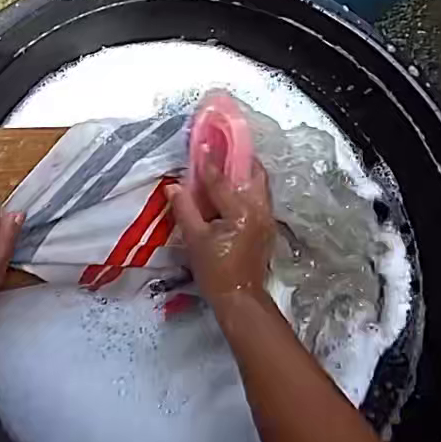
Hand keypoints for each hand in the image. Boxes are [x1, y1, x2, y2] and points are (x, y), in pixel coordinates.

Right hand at [167, 151, 273, 304]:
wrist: (240, 298)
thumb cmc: (215, 271)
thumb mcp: (194, 240)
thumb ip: (185, 208)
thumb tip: (173, 186)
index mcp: (240, 211)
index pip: (221, 180)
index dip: (209, 162)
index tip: (201, 143)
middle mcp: (259, 209)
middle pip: (254, 173)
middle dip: (239, 158)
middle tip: (223, 148)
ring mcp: (267, 218)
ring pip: (260, 185)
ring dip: (245, 172)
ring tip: (227, 165)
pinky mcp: (267, 226)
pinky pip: (260, 197)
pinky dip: (248, 188)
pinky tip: (233, 190)